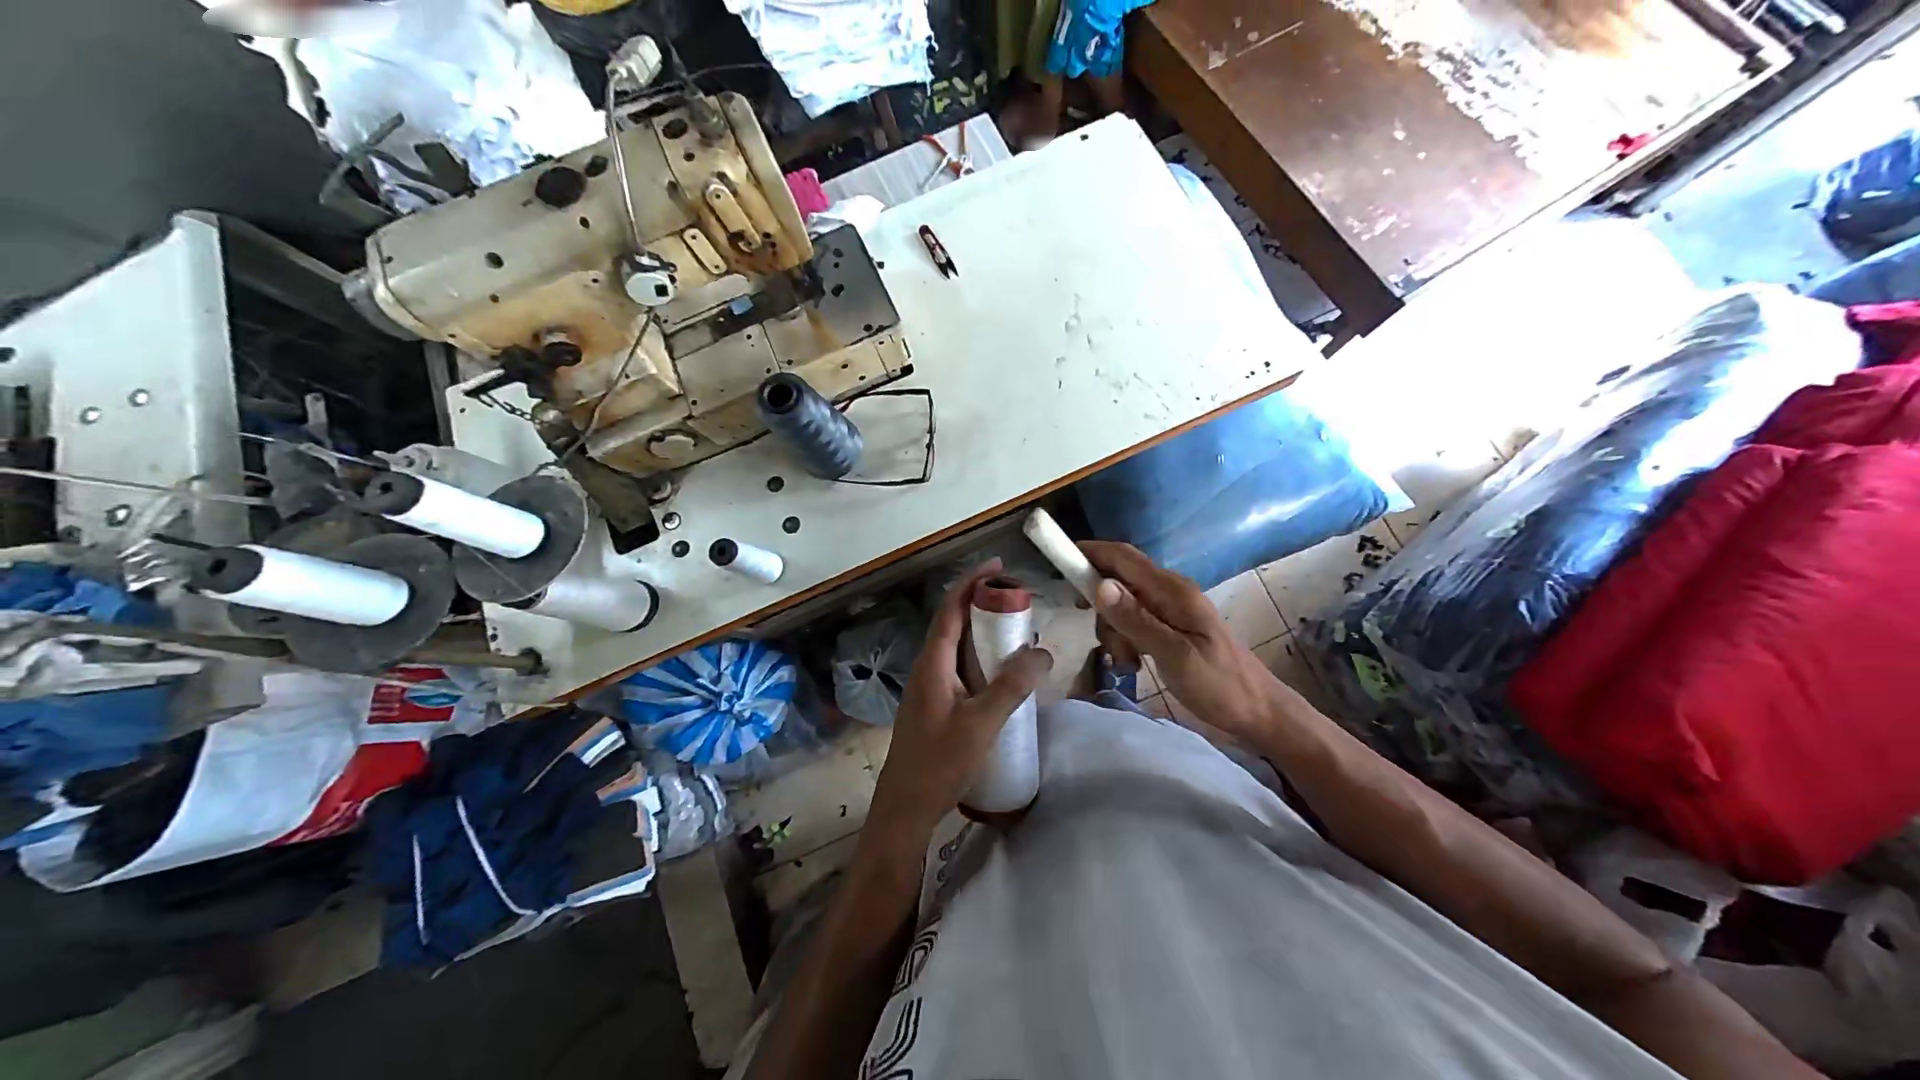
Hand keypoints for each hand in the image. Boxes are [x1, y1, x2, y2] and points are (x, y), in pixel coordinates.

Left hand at [869, 560, 1053, 840]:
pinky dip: (982, 659)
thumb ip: (1012, 686)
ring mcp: (930, 688)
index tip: (999, 566)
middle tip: (1018, 601)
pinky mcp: (937, 706)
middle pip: (954, 623)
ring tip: (1017, 631)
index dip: (972, 583)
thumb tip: (1043, 650)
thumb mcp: (982, 723)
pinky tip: (1003, 674)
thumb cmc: (940, 763)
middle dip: (983, 605)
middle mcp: (928, 668)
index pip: (951, 609)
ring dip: (984, 633)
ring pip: (958, 648)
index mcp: (932, 663)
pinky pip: (961, 669)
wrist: (906, 806)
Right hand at [1082, 541, 1292, 743]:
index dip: (1089, 552)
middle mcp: (1170, 591)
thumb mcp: (1175, 656)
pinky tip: (1135, 662)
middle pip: (1118, 580)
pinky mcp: (1170, 625)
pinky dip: (1125, 638)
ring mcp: (1170, 608)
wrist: (1258, 711)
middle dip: (1101, 608)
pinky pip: (1134, 620)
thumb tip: (1100, 586)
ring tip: (1130, 662)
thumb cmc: (1220, 686)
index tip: (1057, 562)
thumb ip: (1137, 621)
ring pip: (1122, 603)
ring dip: (1114, 629)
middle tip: (1108, 644)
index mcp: (1173, 591)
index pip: (1123, 557)